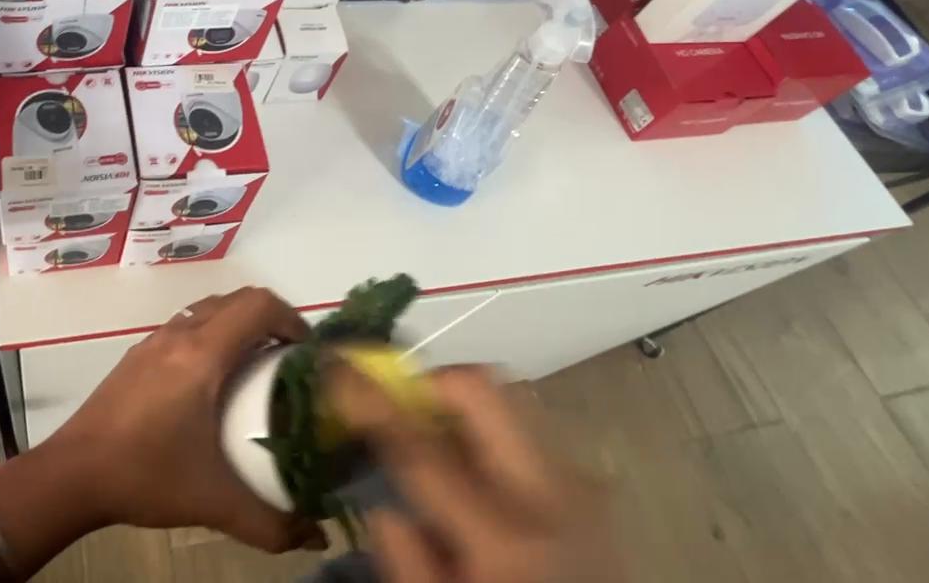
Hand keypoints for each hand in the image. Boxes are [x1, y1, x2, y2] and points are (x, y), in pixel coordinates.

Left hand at [0, 286, 320, 560]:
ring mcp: (154, 340)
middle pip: (237, 301)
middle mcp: (179, 334)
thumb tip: (316, 534)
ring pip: (209, 310)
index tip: (308, 353)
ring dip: (239, 326)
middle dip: (271, 321)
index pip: (259, 306)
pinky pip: (187, 325)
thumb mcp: (214, 503)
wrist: (73, 474)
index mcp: (202, 355)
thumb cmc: (146, 476)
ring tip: (256, 369)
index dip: (292, 318)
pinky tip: (212, 384)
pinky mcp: (138, 354)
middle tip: (289, 361)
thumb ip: (272, 524)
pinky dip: (212, 336)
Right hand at [325, 363, 622, 582]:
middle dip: (430, 381)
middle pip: (482, 387)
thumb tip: (383, 507)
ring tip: (439, 439)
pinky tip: (480, 472)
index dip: (369, 399)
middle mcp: (551, 493)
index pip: (419, 446)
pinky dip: (495, 428)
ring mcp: (582, 483)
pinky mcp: (594, 486)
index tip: (334, 367)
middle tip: (399, 407)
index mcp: (504, 536)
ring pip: (513, 394)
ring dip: (465, 403)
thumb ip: (407, 562)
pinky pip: (534, 426)